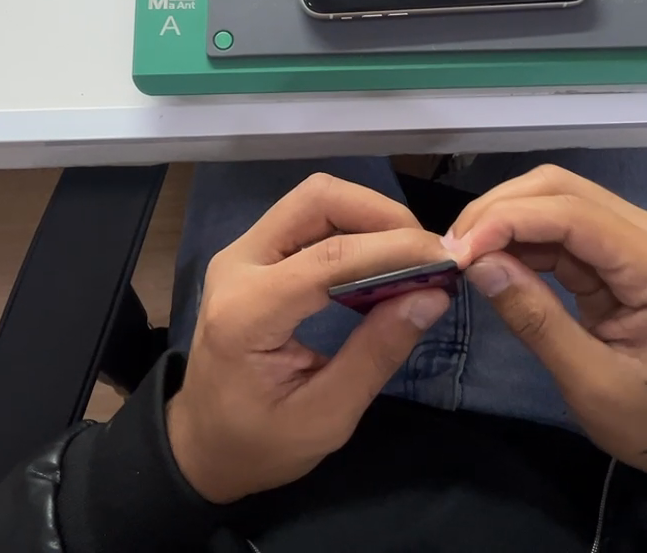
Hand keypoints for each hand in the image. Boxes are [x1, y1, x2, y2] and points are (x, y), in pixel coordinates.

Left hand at [167, 174, 452, 503]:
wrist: (200, 445)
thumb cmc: (256, 444)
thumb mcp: (325, 418)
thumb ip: (376, 354)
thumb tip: (433, 296)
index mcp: (247, 311)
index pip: (328, 256)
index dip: (393, 248)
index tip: (447, 257)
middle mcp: (238, 264)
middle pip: (316, 200)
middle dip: (380, 214)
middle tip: (427, 251)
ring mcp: (242, 252)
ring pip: (314, 200)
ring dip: (369, 215)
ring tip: (412, 254)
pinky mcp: (254, 252)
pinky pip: (309, 218)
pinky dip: (353, 227)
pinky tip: (382, 259)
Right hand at [442, 166, 646, 513]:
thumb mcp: (592, 386)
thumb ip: (536, 321)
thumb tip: (478, 264)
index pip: (578, 216)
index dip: (512, 219)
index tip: (461, 247)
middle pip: (565, 190)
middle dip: (503, 208)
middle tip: (455, 245)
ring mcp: (637, 239)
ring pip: (558, 198)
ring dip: (506, 217)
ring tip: (465, 250)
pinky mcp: (617, 249)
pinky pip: (561, 224)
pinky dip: (521, 235)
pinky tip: (492, 256)